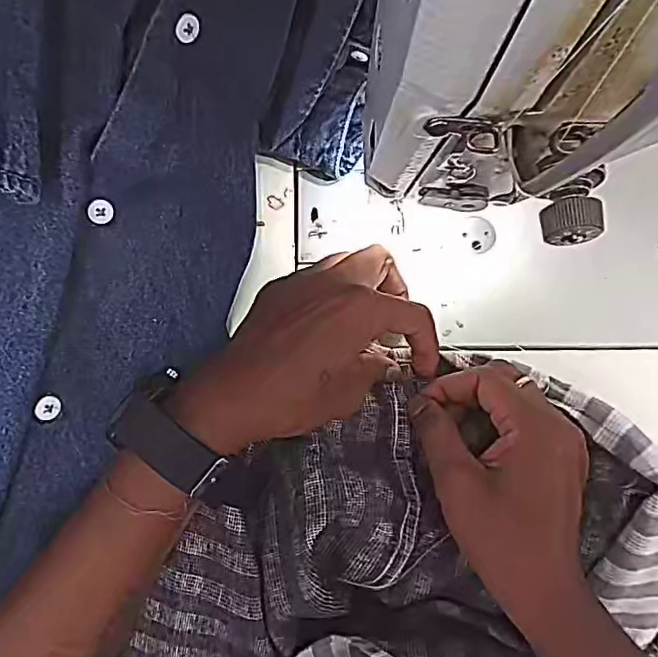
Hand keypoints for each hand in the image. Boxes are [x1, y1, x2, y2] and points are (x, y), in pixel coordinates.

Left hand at [172, 246, 439, 453]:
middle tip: (396, 321)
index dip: (426, 340)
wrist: (231, 397)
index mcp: (358, 308)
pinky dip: (333, 293)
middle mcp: (332, 285)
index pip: (412, 311)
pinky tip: (330, 324)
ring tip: (366, 320)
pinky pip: (316, 277)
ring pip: (348, 260)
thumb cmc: (279, 396)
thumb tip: (381, 364)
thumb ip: (374, 371)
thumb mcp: (346, 394)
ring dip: (365, 285)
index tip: (420, 358)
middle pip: (383, 261)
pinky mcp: (280, 290)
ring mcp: (303, 282)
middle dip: (398, 290)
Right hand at [409, 361, 589, 626]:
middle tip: (435, 417)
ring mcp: (566, 442)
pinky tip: (478, 450)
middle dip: (466, 393)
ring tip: (452, 436)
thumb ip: (437, 434)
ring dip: (483, 409)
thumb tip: (422, 405)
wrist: (543, 586)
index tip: (424, 405)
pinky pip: (531, 423)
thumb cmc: (503, 543)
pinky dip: (502, 425)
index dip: (450, 385)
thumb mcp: (457, 483)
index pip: (488, 379)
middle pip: (507, 383)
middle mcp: (559, 427)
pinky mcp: (565, 458)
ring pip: (519, 400)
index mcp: (536, 428)